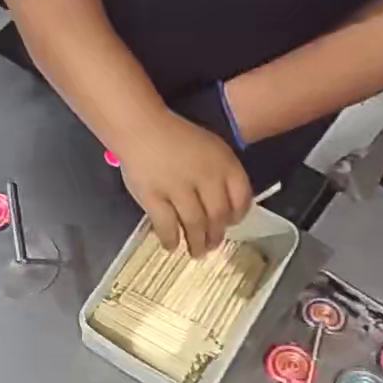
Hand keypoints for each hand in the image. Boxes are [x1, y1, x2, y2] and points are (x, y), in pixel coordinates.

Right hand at [114, 111, 252, 256]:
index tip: (231, 224)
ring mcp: (178, 189)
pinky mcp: (153, 198)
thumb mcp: (209, 147)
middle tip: (212, 245)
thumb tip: (223, 203)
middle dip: (216, 235)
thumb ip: (220, 172)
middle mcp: (205, 177)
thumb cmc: (174, 136)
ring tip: (196, 252)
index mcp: (223, 162)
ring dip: (196, 242)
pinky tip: (171, 246)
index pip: (241, 196)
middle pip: (217, 215)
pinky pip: (166, 225)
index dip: (238, 215)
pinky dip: (171, 239)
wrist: (141, 130)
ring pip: (194, 224)